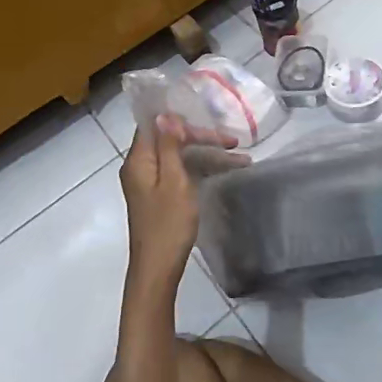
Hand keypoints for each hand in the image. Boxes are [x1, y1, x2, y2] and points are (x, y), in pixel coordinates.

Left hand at [120, 115, 243, 279]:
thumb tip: (164, 115)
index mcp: (139, 161)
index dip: (183, 121)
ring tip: (242, 159)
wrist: (158, 266)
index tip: (212, 123)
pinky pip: (180, 172)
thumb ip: (169, 147)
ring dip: (207, 155)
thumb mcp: (174, 182)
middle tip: (234, 142)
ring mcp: (150, 182)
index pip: (157, 126)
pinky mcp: (159, 195)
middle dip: (203, 139)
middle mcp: (141, 167)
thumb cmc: (168, 224)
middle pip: (170, 140)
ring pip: (180, 157)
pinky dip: (201, 170)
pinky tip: (223, 172)